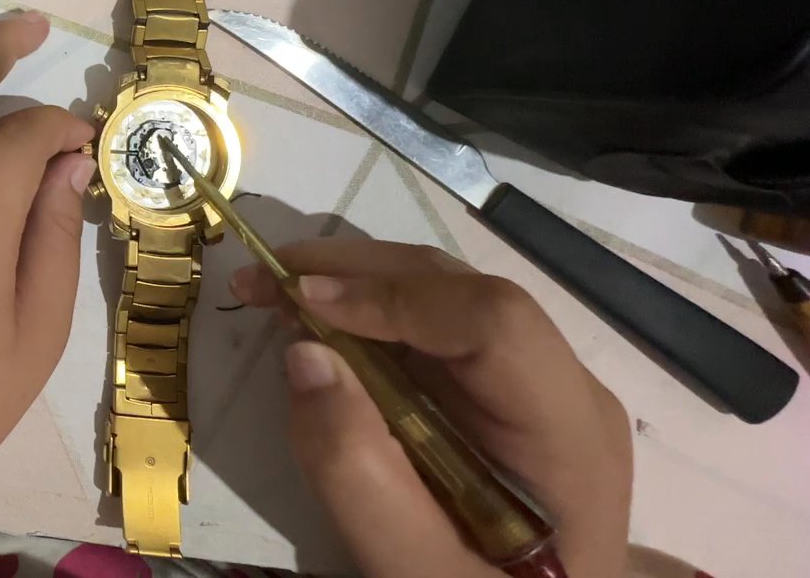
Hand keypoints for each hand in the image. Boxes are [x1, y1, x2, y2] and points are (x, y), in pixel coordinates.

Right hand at [232, 241, 630, 577]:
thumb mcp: (415, 568)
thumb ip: (359, 475)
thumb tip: (304, 354)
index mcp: (563, 430)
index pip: (492, 322)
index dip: (392, 297)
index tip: (300, 301)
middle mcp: (552, 381)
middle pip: (451, 287)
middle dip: (346, 271)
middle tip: (256, 280)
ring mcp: (516, 370)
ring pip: (426, 284)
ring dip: (338, 276)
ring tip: (263, 289)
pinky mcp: (475, 371)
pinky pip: (410, 308)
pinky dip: (346, 297)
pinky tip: (299, 312)